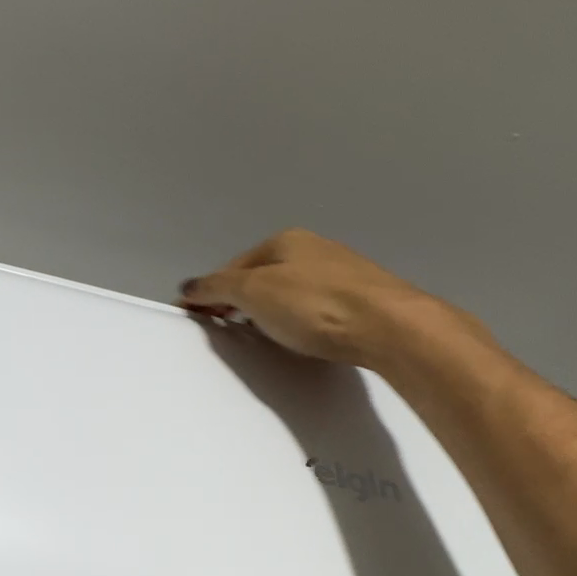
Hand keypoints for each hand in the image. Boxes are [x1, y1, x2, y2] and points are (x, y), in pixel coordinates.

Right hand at [177, 228, 481, 368]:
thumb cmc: (314, 306)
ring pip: (288, 290)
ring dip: (267, 310)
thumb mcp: (253, 293)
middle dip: (238, 299)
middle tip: (221, 327)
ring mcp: (340, 272)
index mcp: (285, 240)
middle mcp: (313, 249)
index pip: (232, 266)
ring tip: (256, 335)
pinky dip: (295, 318)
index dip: (210, 291)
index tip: (194, 316)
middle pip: (261, 276)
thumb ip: (217, 287)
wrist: (389, 327)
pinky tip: (296, 335)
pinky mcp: (360, 300)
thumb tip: (187, 285)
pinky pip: (313, 306)